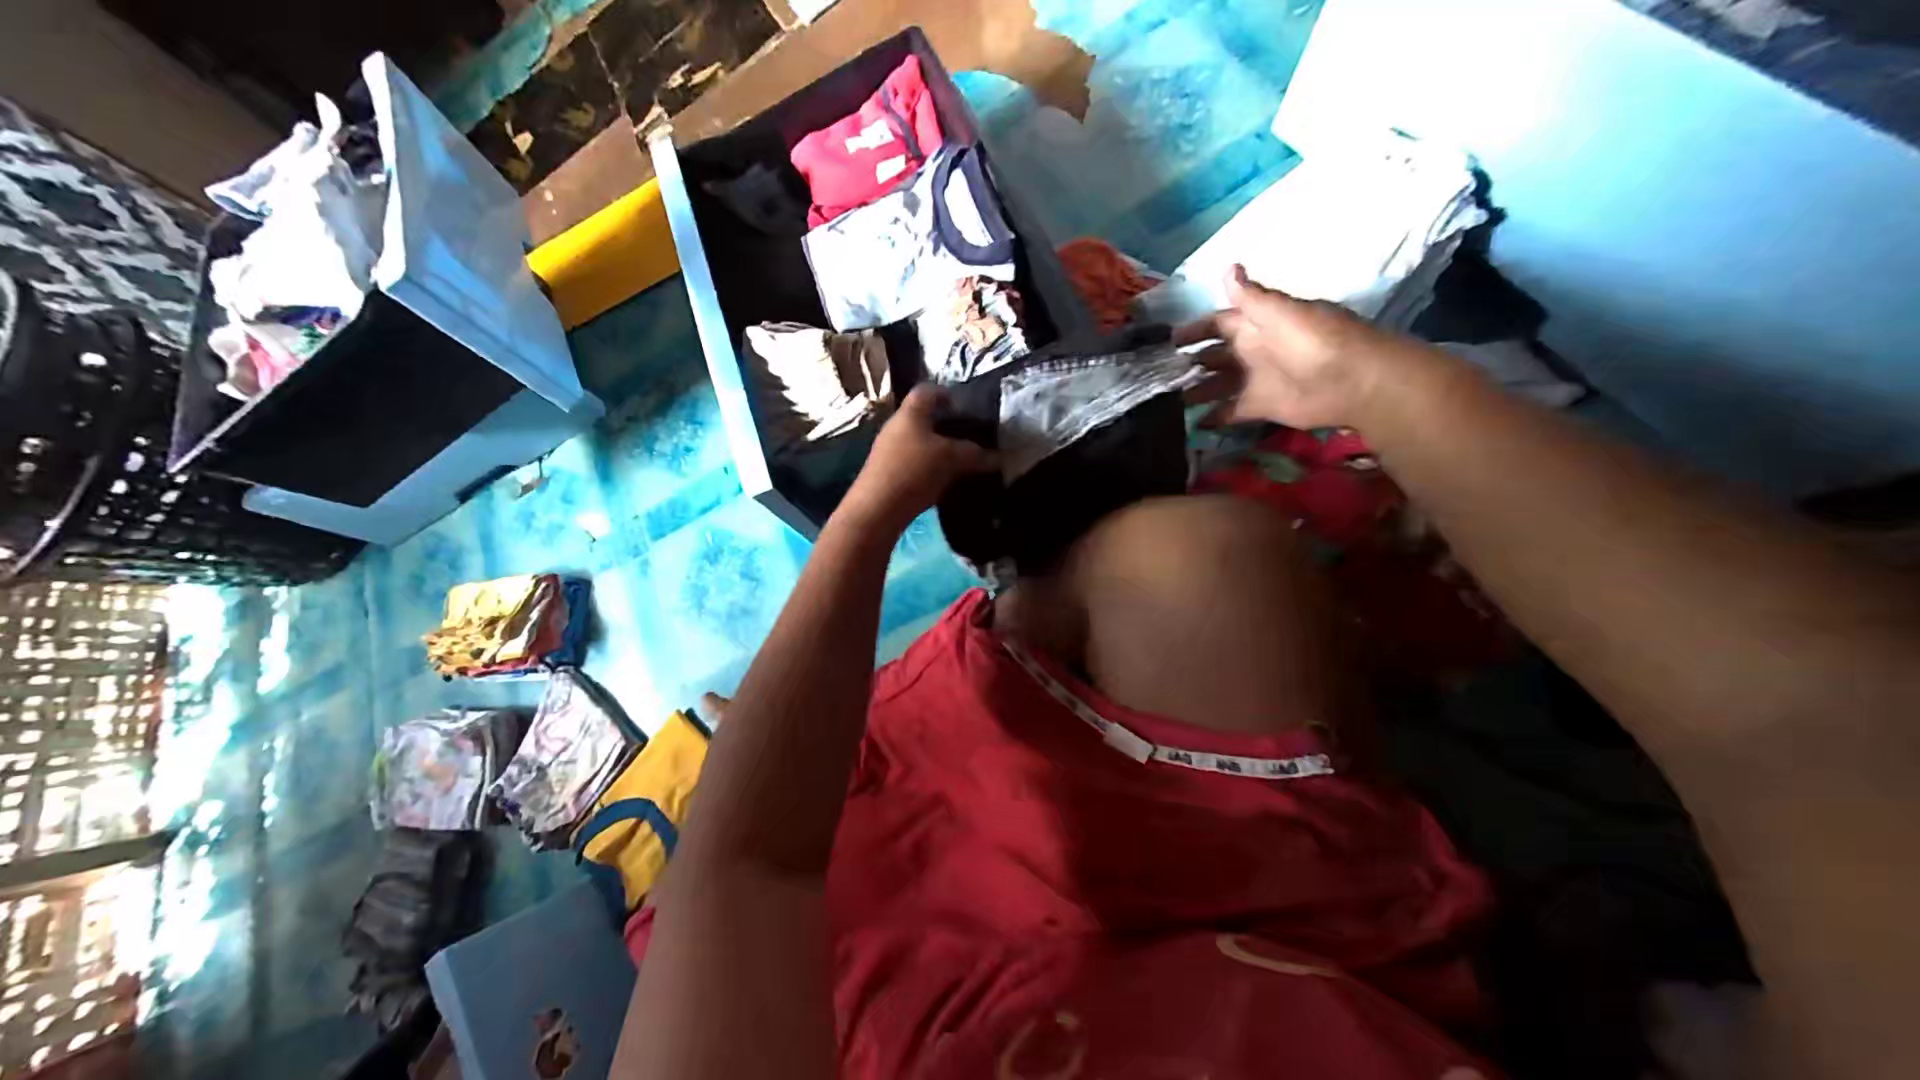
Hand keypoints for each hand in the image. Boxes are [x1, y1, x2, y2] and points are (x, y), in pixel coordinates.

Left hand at [840, 385, 996, 532]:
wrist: (877, 510)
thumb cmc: (914, 471)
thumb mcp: (951, 458)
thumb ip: (976, 454)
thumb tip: (1000, 456)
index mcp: (910, 413)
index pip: (927, 390)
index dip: (947, 394)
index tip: (966, 406)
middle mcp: (896, 427)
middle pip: (924, 418)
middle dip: (948, 426)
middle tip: (971, 436)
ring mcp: (888, 451)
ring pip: (919, 443)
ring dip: (939, 450)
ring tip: (962, 462)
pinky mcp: (887, 474)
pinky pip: (914, 464)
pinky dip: (930, 468)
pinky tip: (944, 482)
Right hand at [1178, 264, 1406, 429]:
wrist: (1351, 380)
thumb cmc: (1314, 340)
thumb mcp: (1279, 312)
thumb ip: (1249, 296)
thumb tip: (1228, 267)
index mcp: (1254, 324)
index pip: (1216, 323)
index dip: (1193, 331)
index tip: (1165, 342)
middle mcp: (1251, 351)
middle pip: (1212, 356)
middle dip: (1188, 363)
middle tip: (1158, 376)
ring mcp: (1254, 380)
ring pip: (1215, 384)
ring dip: (1195, 391)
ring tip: (1166, 401)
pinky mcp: (1259, 406)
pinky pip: (1229, 412)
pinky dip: (1212, 418)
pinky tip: (1190, 424)